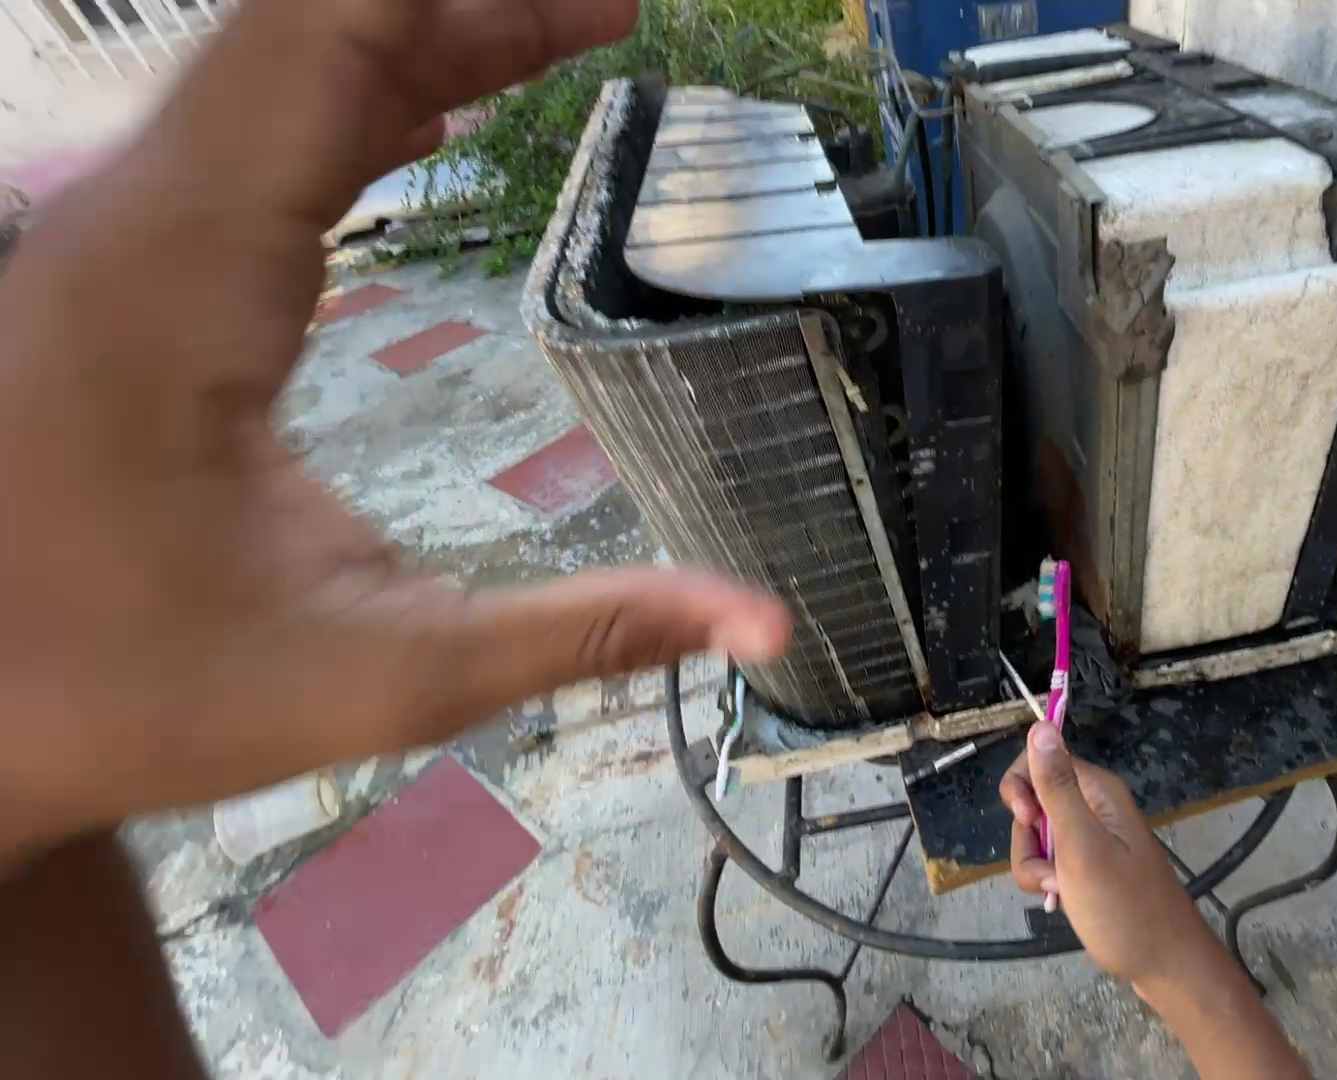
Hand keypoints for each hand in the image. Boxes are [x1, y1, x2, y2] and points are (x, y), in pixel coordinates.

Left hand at [0, 0, 790, 865]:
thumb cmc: (155, 700)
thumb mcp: (404, 678)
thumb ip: (595, 634)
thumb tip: (768, 624)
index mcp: (175, 287)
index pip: (311, 53)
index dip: (465, 4)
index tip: (607, 4)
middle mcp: (132, 228)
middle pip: (308, 39)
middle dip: (475, 10)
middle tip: (617, 13)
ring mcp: (128, 242)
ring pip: (285, 79)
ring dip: (431, 43)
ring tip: (566, 36)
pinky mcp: (148, 276)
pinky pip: (271, 140)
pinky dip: (375, 103)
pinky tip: (444, 112)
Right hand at [999, 722, 1216, 985]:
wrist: (1166, 966)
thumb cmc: (1125, 907)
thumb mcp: (1081, 845)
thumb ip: (1057, 786)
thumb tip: (1040, 725)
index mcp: (1096, 789)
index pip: (1039, 759)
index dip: (1021, 787)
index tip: (1024, 819)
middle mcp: (1093, 804)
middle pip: (1032, 800)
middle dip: (1026, 837)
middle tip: (1049, 867)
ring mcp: (1090, 835)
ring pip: (1035, 834)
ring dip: (1034, 864)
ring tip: (1059, 890)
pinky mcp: (1087, 863)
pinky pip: (1048, 859)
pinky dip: (1046, 880)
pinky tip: (1062, 899)